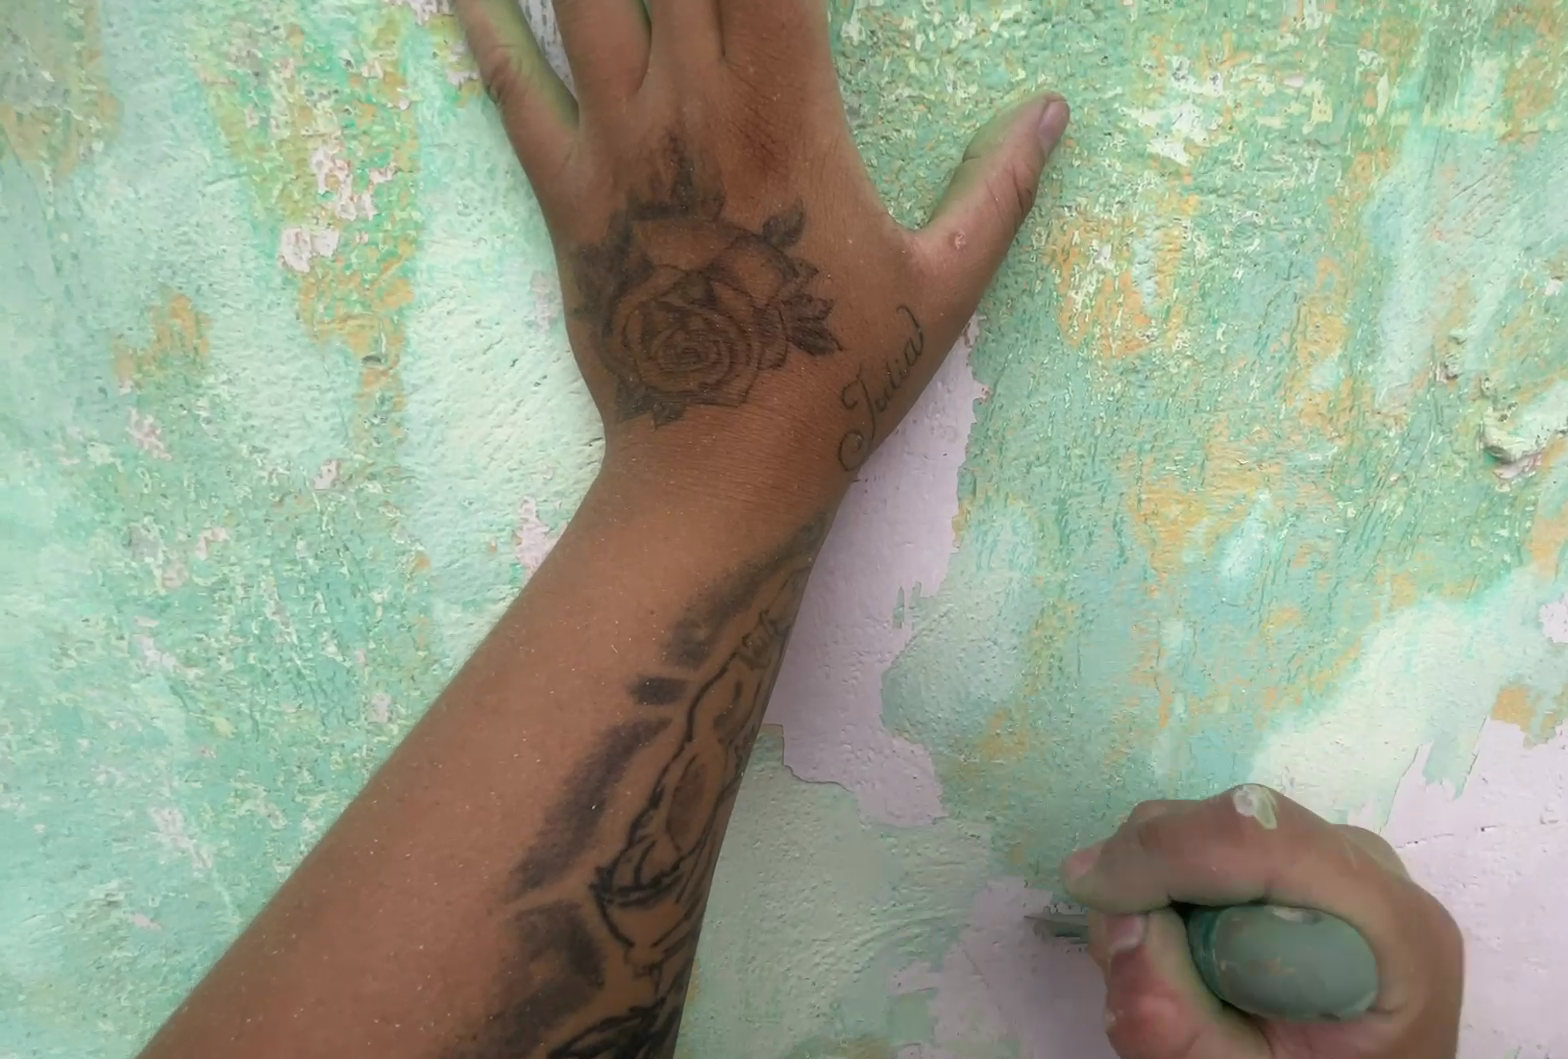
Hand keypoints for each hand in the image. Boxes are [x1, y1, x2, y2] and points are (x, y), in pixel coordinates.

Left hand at [454, 0, 1067, 513]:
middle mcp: (688, 110)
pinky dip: (483, 27)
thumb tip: (1053, 114)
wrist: (725, 473)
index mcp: (785, 119)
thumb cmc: (841, 386)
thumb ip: (998, 194)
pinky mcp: (565, 201)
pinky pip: (508, 89)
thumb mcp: (941, 293)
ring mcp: (614, 151)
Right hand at [1062, 785, 1462, 1058]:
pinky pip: (1212, 831)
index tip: (1091, 889)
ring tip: (1163, 961)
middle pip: (1229, 819)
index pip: (1263, 838)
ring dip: (1154, 875)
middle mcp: (1370, 868)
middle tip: (1121, 951)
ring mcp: (1339, 852)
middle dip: (1151, 869)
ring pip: (1210, 817)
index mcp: (1390, 929)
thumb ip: (1173, 1028)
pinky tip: (1185, 935)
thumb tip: (1120, 924)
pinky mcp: (1305, 851)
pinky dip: (1170, 874)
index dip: (1166, 852)